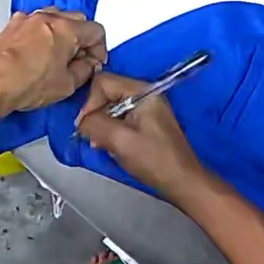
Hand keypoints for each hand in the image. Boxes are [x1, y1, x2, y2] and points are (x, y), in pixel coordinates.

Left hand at [0, 9, 107, 114]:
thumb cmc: (30, 84)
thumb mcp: (68, 84)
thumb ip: (86, 70)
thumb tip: (89, 63)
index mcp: (68, 28)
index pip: (96, 30)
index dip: (100, 49)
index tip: (95, 64)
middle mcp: (48, 17)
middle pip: (77, 20)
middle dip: (83, 38)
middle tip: (79, 59)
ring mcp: (28, 19)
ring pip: (56, 18)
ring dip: (63, 33)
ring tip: (59, 55)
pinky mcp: (12, 26)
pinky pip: (36, 24)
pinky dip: (44, 34)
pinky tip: (40, 53)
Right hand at [76, 71, 214, 202]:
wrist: (182, 181)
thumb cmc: (155, 160)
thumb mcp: (119, 139)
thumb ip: (95, 124)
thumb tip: (81, 121)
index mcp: (143, 92)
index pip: (104, 82)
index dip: (90, 103)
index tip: (86, 126)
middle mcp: (147, 96)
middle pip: (108, 94)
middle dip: (97, 117)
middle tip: (96, 139)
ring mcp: (149, 110)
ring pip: (113, 109)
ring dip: (104, 127)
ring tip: (106, 146)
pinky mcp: (149, 124)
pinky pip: (122, 121)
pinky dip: (114, 133)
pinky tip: (115, 148)